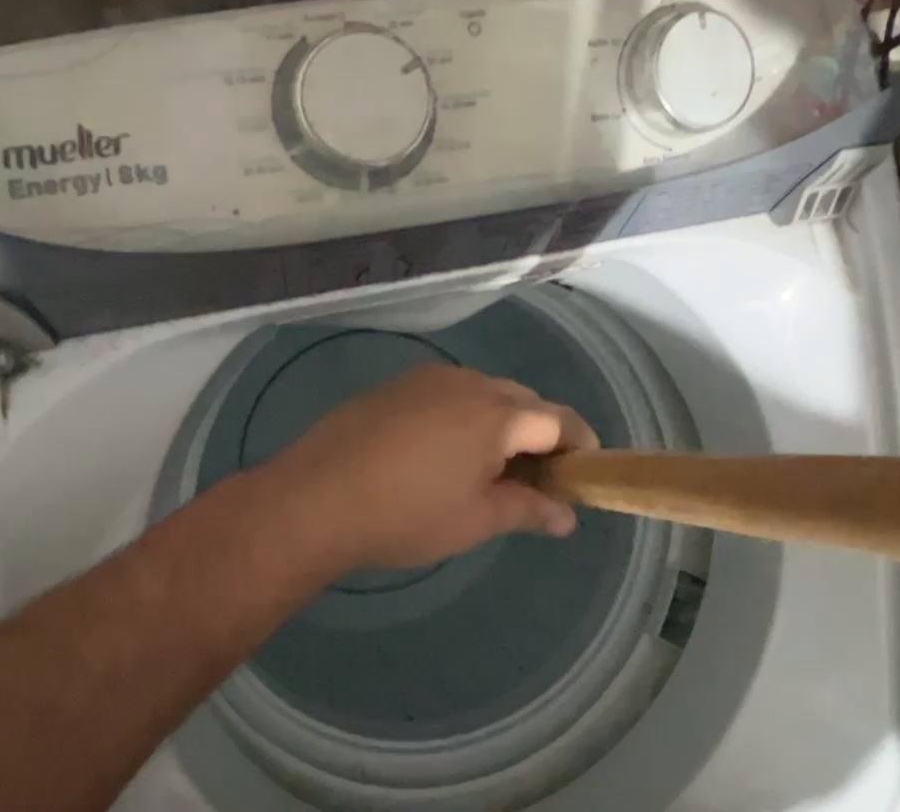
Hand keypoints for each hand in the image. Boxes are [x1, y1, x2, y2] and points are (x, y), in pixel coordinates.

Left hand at [262, 364, 592, 571]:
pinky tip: (444, 451)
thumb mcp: (476, 521)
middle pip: (523, 401)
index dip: (580, 443)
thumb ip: (528, 510)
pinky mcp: (396, 385)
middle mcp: (468, 383)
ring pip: (485, 393)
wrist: (314, 499)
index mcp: (497, 415)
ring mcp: (428, 379)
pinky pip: (449, 393)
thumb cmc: (406, 515)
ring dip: (501, 422)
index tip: (585, 471)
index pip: (558, 420)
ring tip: (490, 466)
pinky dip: (465, 415)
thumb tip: (568, 516)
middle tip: (538, 477)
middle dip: (540, 433)